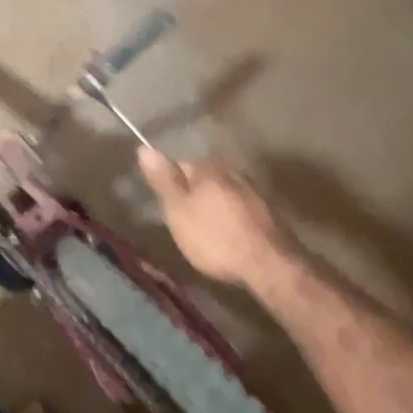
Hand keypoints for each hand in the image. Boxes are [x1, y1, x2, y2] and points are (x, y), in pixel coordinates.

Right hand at [138, 148, 297, 284]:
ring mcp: (255, 192)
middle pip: (204, 179)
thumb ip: (163, 180)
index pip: (181, 165)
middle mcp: (233, 172)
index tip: (168, 209)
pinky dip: (231, 219)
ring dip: (214, 208)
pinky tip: (228, 238)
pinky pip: (240, 209)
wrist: (268, 265)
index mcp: (208, 169)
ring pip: (224, 194)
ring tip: (206, 232)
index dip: (171, 187)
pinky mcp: (269, 213)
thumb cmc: (214, 237)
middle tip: (184, 223)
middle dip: (194, 196)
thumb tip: (144, 148)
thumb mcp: (177, 210)